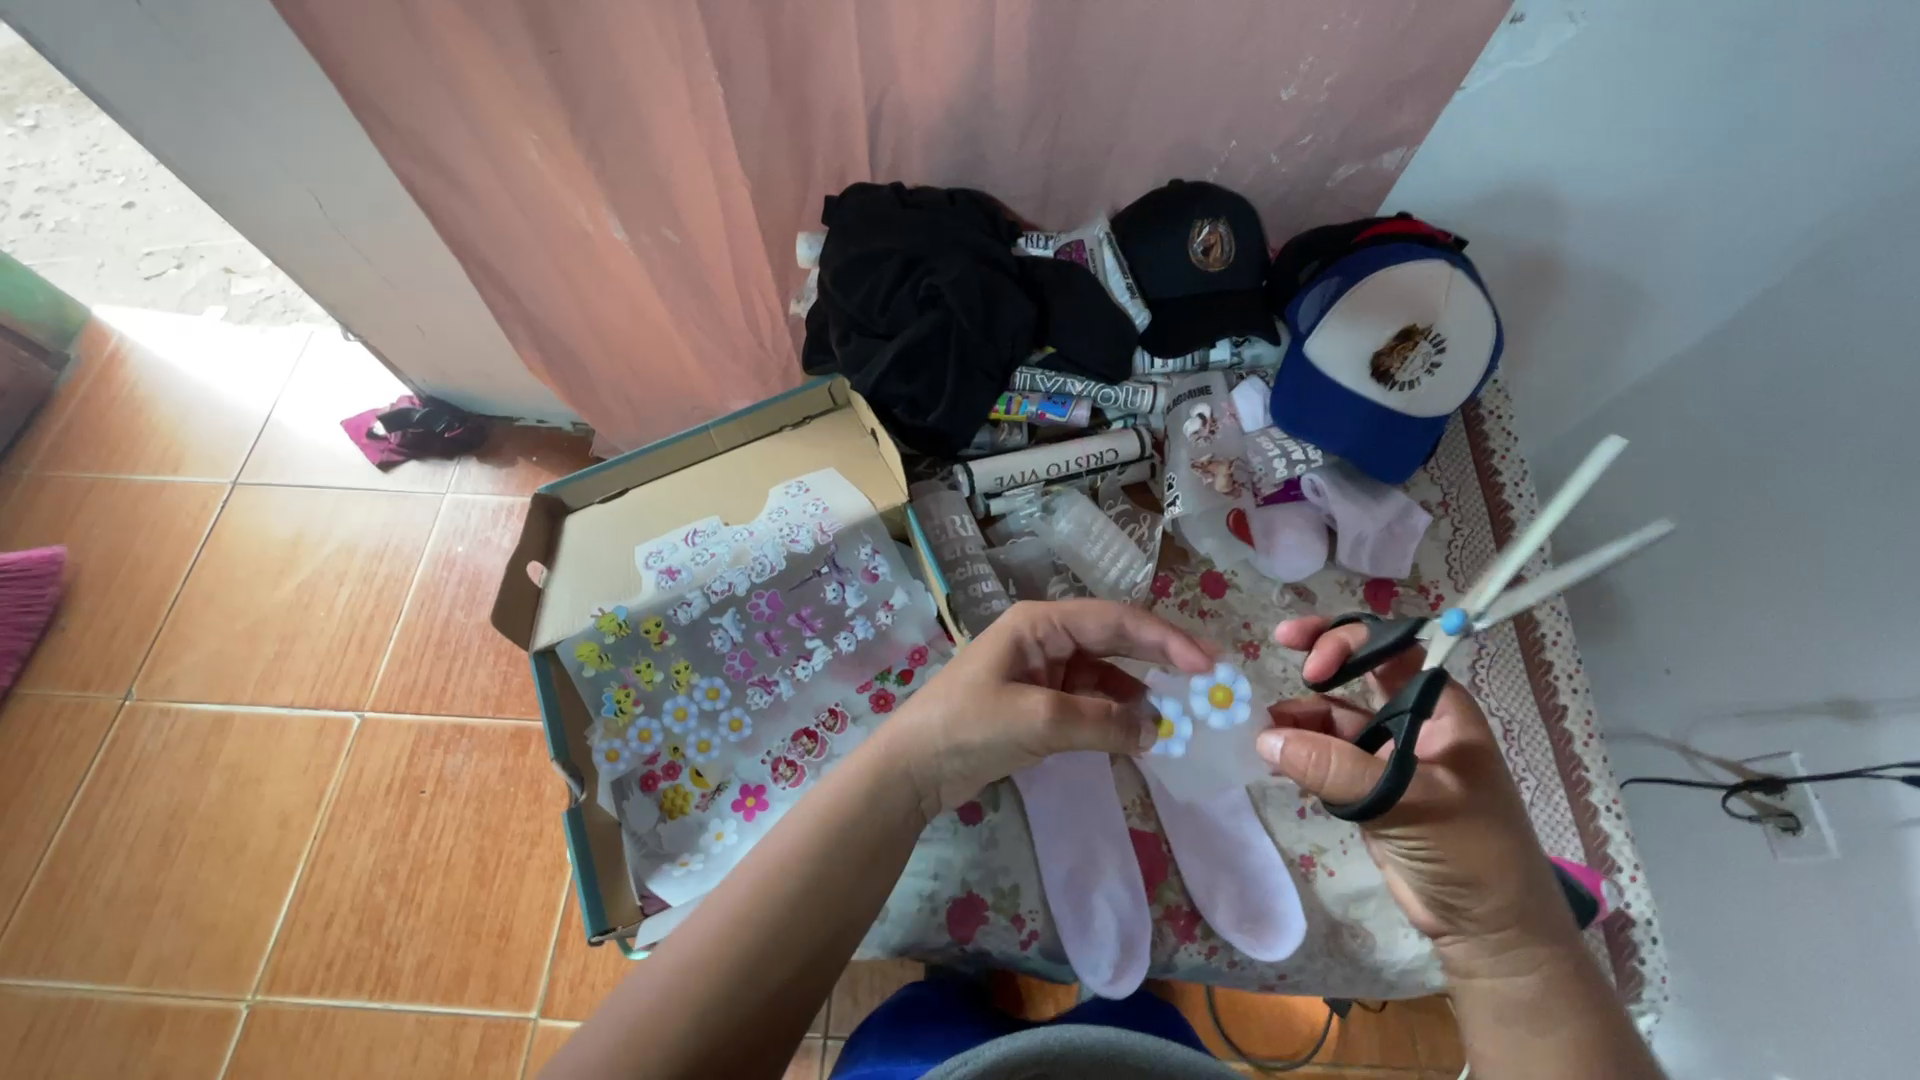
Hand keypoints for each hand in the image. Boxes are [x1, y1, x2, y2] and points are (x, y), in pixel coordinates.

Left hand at [880, 600, 1213, 819]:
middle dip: (1161, 659)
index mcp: (1040, 623)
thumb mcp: (1039, 721)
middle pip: (1115, 640)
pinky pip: (1090, 702)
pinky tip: (1140, 734)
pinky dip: (1115, 715)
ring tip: (1181, 716)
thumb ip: (1102, 722)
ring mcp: (1042, 672)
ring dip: (1140, 693)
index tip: (1206, 664)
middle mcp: (1045, 639)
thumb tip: (1157, 731)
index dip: (1164, 639)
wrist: (913, 768)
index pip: (1115, 621)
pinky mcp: (1039, 704)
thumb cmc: (968, 726)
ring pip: (1105, 674)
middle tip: (1211, 679)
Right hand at [1259, 616, 1580, 977]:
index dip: (1351, 641)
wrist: (1487, 929)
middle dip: (1323, 655)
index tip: (1311, 663)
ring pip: (1335, 716)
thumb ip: (1336, 768)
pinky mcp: (1366, 789)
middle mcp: (1413, 723)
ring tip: (1264, 726)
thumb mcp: (1409, 801)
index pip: (1396, 650)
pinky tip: (1273, 755)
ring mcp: (1387, 755)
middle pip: (1362, 670)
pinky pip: (1323, 756)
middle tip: (1278, 642)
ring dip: (1300, 714)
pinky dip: (1297, 750)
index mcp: (1441, 711)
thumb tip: (1266, 737)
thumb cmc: (1471, 851)